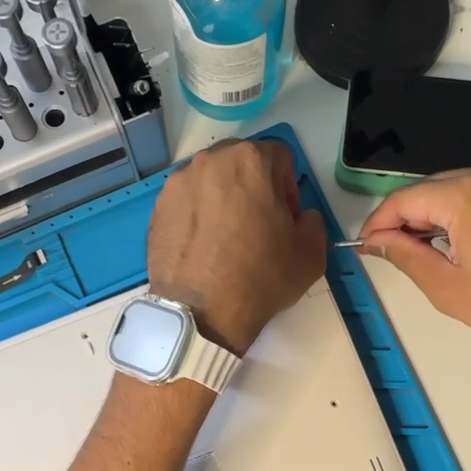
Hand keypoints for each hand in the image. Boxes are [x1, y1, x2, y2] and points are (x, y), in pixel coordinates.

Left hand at [148, 139, 326, 355]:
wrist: (201, 313)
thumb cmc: (260, 279)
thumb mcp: (311, 255)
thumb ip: (312, 223)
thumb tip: (301, 217)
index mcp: (251, 161)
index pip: (279, 157)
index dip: (288, 187)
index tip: (285, 217)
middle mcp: (210, 162)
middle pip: (240, 163)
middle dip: (253, 187)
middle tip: (257, 225)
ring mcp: (178, 184)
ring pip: (210, 182)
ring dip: (222, 200)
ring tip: (226, 239)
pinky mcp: (158, 209)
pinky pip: (186, 203)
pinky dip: (197, 217)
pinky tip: (203, 249)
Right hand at [359, 163, 470, 350]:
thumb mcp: (448, 287)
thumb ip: (405, 256)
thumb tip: (375, 240)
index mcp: (464, 194)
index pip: (403, 199)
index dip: (377, 223)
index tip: (365, 247)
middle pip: (430, 188)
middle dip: (406, 218)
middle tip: (393, 252)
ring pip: (459, 189)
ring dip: (436, 215)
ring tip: (429, 251)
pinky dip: (468, 213)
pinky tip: (469, 244)